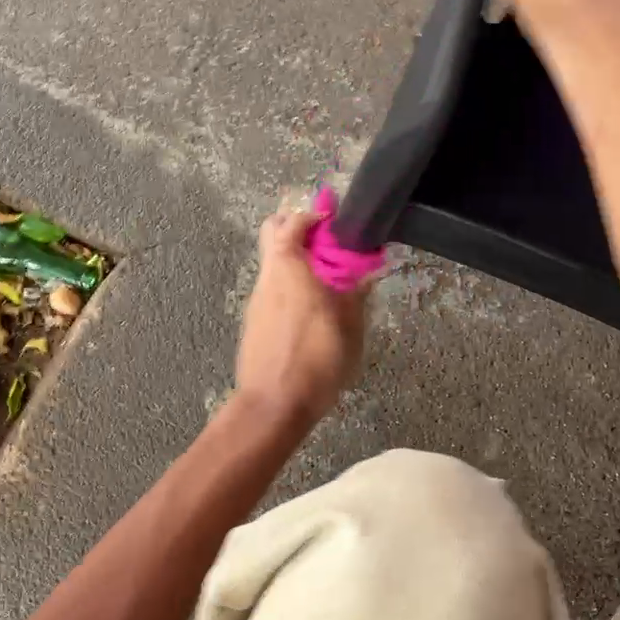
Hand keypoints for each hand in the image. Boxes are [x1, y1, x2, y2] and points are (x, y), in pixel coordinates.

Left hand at [233, 209, 370, 428]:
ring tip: (329, 282)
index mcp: (288, 267)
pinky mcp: (255, 322)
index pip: (293, 220)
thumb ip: (356, 294)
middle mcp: (267, 276)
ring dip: (297, 261)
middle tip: (328, 244)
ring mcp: (256, 300)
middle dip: (297, 229)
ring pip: (273, 264)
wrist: (273, 406)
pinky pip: (274, 290)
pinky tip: (314, 311)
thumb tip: (364, 274)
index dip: (315, 214)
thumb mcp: (350, 326)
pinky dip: (291, 286)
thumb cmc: (316, 360)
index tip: (336, 218)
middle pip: (273, 233)